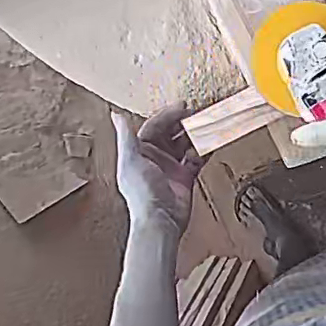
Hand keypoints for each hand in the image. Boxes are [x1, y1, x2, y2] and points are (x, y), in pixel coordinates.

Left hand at [113, 105, 203, 234]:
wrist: (160, 219)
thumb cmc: (142, 192)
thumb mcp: (131, 160)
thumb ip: (126, 136)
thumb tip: (115, 114)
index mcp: (140, 151)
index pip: (155, 126)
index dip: (168, 116)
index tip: (183, 107)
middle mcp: (155, 157)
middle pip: (172, 134)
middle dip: (184, 123)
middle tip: (198, 114)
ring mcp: (171, 167)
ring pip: (185, 145)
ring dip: (195, 136)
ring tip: (206, 127)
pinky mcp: (185, 177)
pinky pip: (196, 160)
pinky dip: (203, 152)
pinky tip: (210, 145)